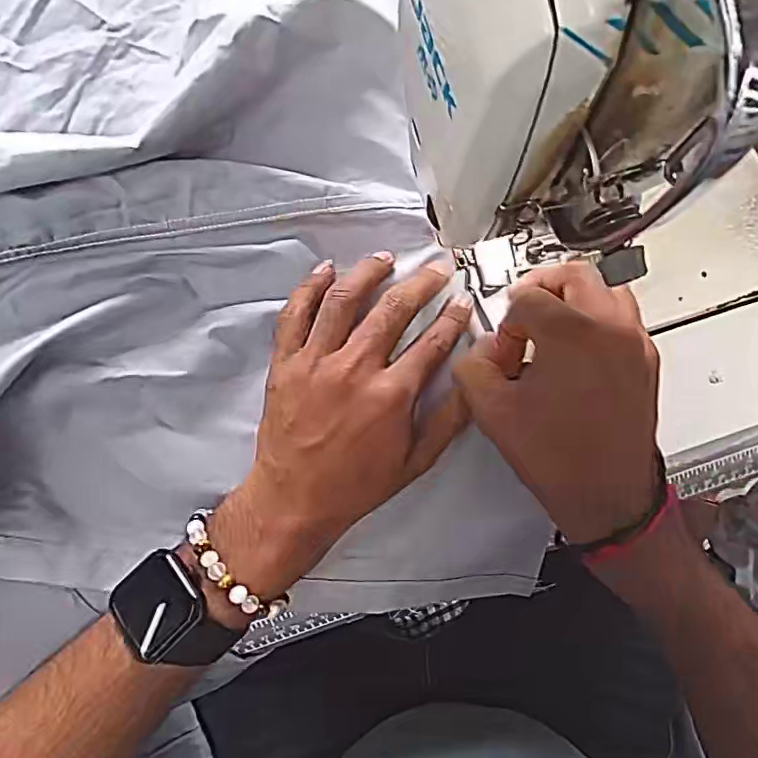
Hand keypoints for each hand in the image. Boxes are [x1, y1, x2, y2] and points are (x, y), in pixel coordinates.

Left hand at [205, 252, 473, 614]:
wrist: (295, 499)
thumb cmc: (357, 485)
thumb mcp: (415, 461)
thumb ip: (448, 420)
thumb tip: (472, 383)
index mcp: (391, 394)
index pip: (432, 342)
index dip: (452, 317)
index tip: (462, 301)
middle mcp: (355, 369)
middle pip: (393, 310)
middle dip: (421, 284)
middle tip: (436, 270)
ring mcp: (316, 362)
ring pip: (344, 301)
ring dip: (368, 273)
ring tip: (385, 259)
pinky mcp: (286, 363)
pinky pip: (296, 315)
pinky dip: (310, 288)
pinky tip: (326, 271)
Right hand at [453, 260, 661, 543]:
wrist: (607, 496)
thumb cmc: (564, 462)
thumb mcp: (493, 413)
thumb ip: (474, 368)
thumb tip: (479, 353)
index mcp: (572, 334)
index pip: (528, 296)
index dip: (506, 321)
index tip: (504, 345)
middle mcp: (611, 331)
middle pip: (574, 275)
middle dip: (541, 289)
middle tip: (524, 312)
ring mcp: (635, 345)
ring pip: (607, 290)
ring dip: (575, 300)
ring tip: (553, 329)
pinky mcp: (646, 363)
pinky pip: (623, 321)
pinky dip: (598, 322)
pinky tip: (577, 352)